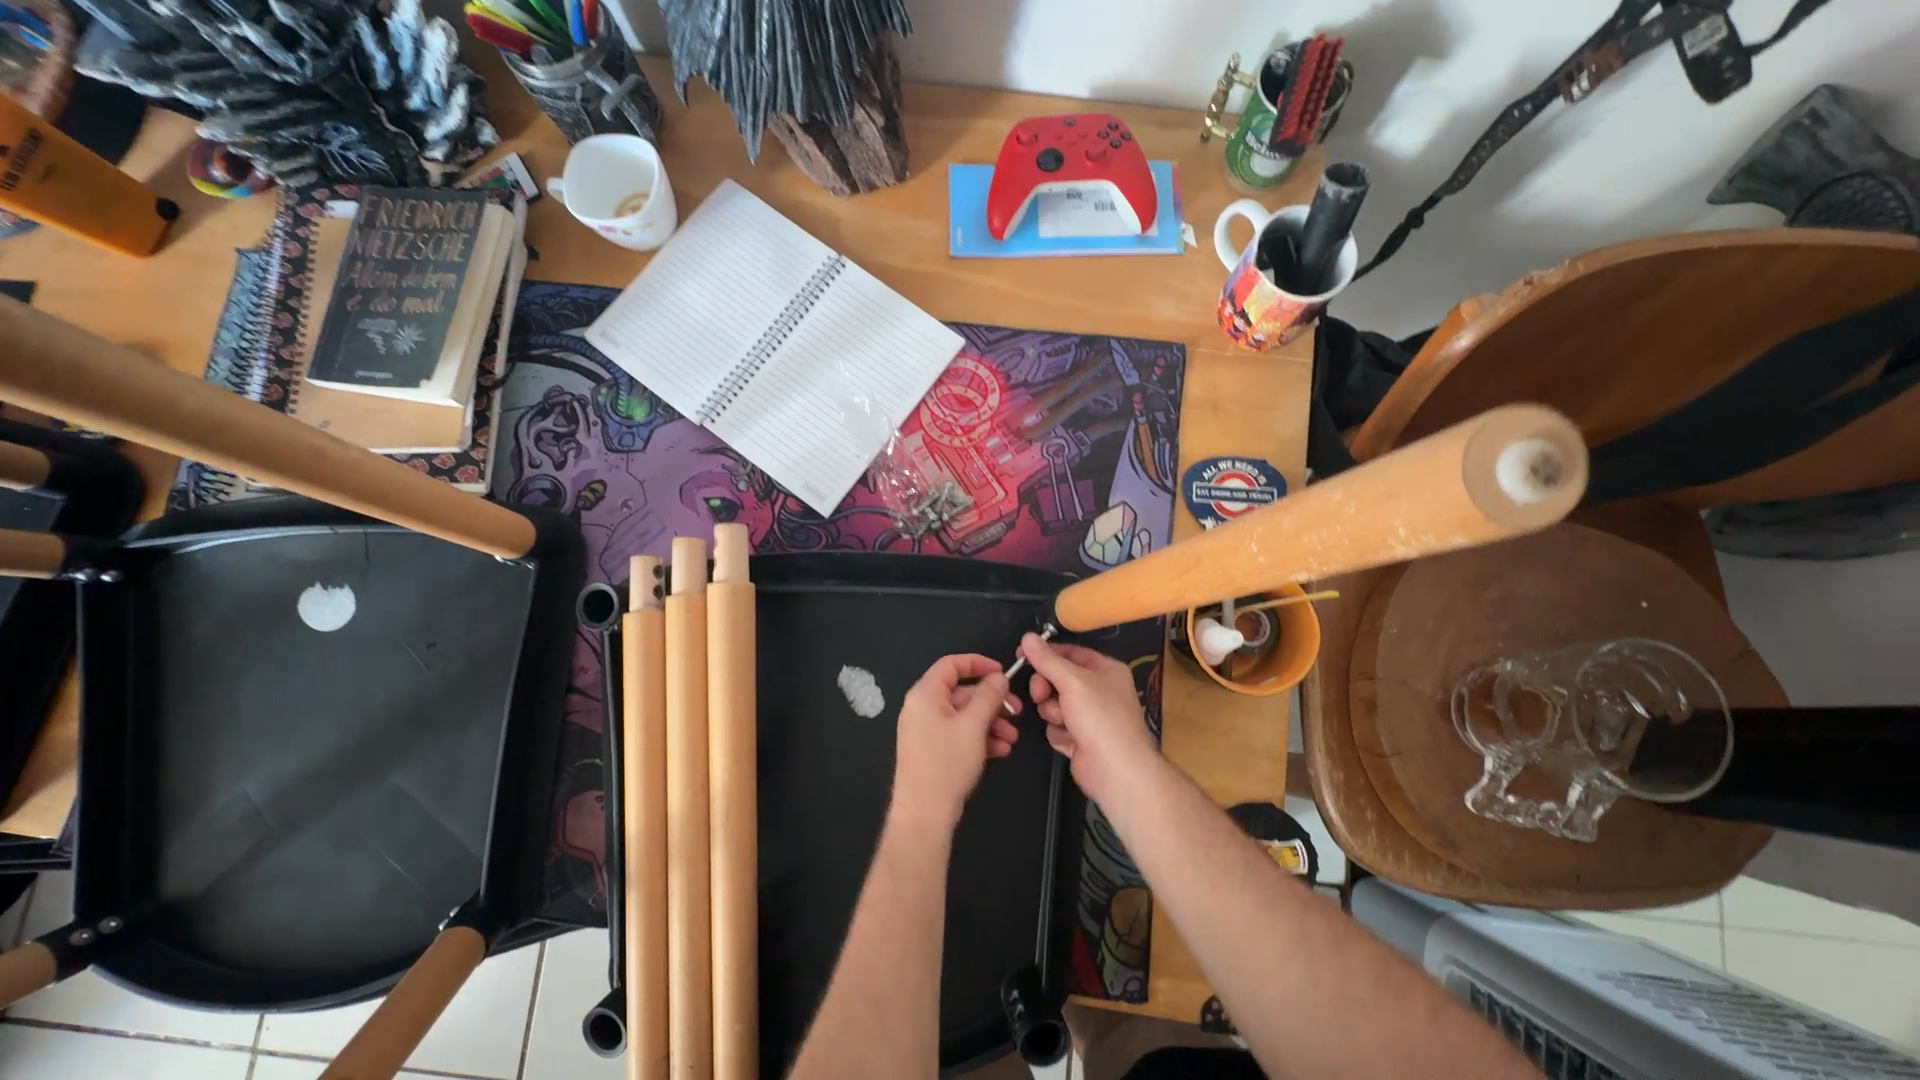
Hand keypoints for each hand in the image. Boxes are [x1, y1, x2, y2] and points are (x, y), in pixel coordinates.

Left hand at [891, 654, 1022, 832]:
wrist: (924, 814)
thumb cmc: (946, 763)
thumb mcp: (973, 725)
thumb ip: (988, 696)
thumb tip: (998, 677)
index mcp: (925, 694)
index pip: (951, 664)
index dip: (978, 663)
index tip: (1003, 672)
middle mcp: (922, 708)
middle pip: (961, 692)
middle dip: (992, 701)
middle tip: (1017, 711)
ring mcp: (926, 731)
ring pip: (964, 716)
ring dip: (991, 723)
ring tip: (1012, 738)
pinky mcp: (933, 751)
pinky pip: (959, 734)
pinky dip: (980, 738)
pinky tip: (1001, 750)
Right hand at [1021, 634, 1161, 804]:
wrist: (1115, 770)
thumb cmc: (1100, 717)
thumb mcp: (1072, 681)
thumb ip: (1047, 660)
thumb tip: (1027, 637)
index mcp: (1106, 670)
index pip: (1071, 653)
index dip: (1046, 653)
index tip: (1021, 655)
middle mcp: (1099, 690)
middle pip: (1058, 679)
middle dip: (1047, 688)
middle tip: (1040, 694)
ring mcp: (1090, 716)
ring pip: (1054, 704)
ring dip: (1053, 712)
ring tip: (1063, 721)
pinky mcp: (1080, 739)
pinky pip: (1057, 727)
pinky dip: (1059, 732)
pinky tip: (1070, 740)